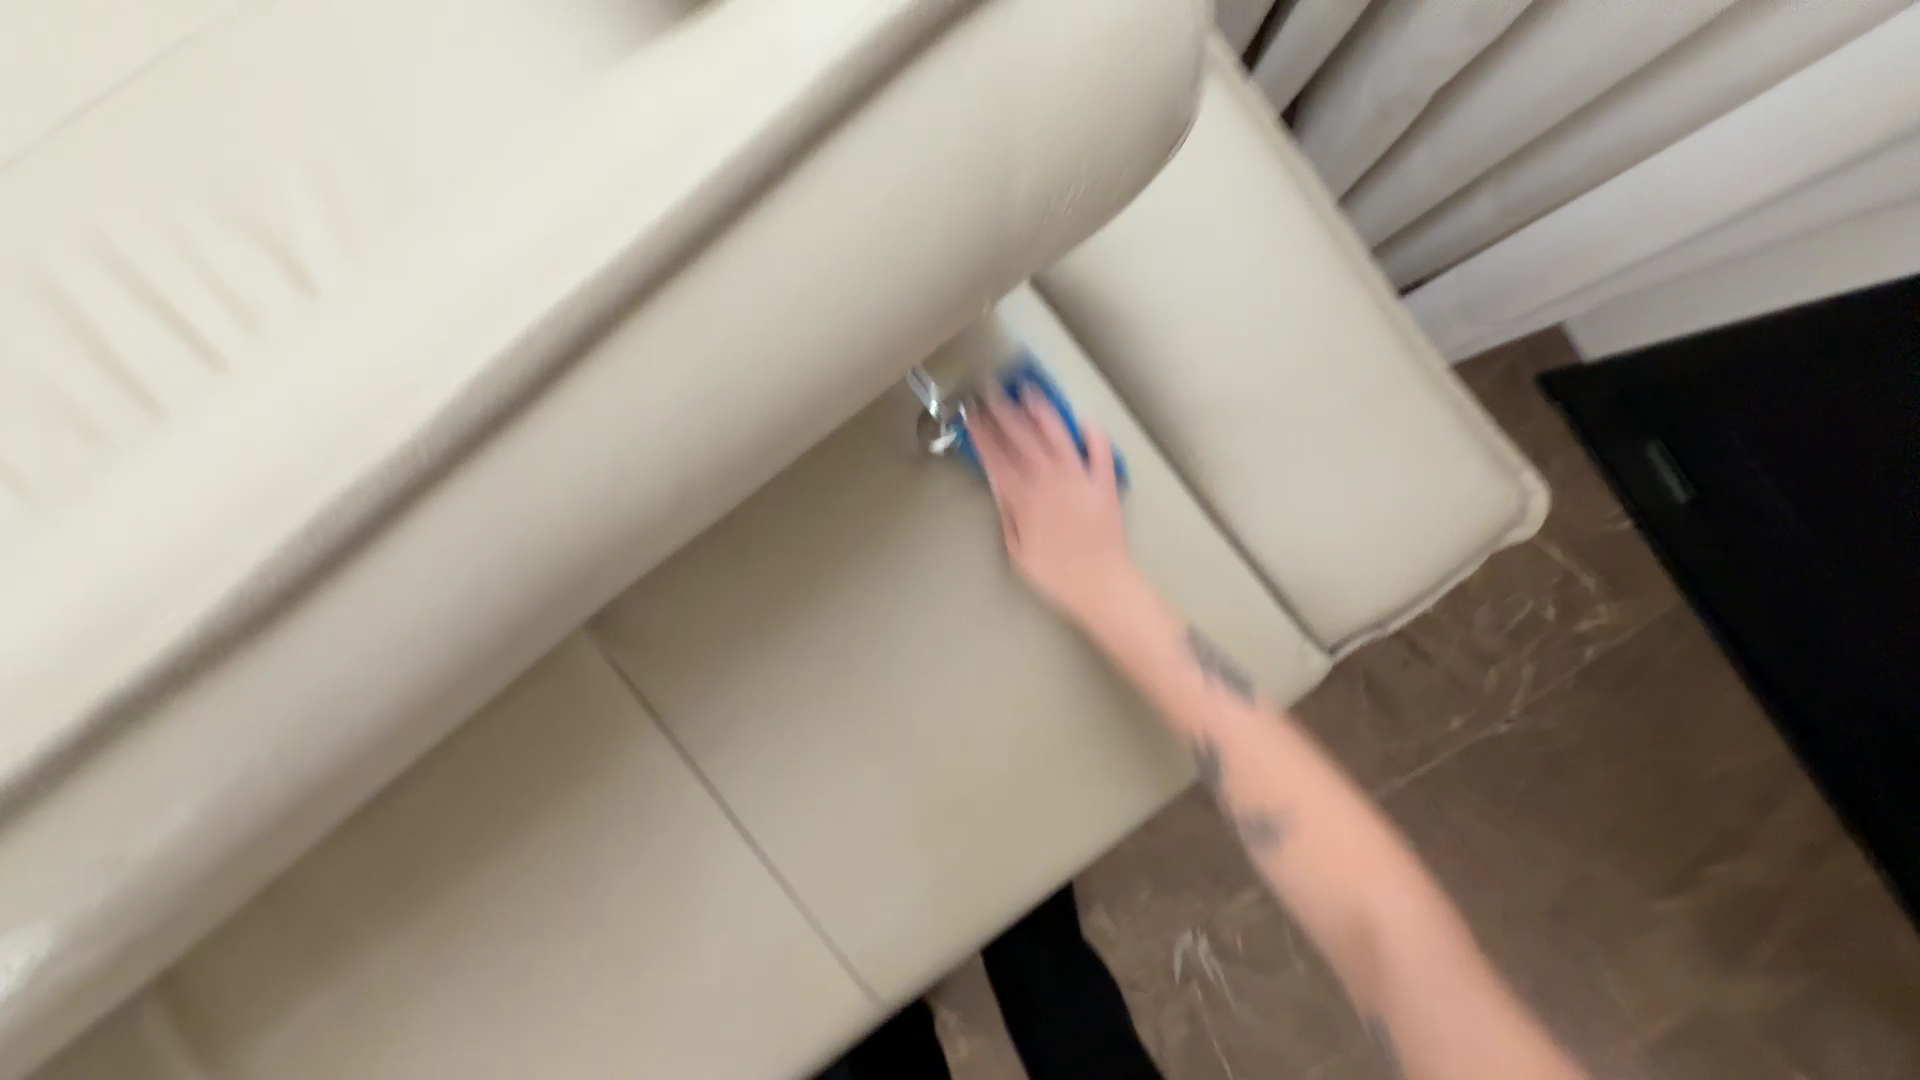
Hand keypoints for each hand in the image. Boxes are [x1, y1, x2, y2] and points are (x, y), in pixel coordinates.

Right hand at [970, 389, 1143, 626]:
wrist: (1100, 583)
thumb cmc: (1054, 574)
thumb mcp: (1017, 551)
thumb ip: (1007, 514)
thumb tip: (996, 485)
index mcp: (1025, 498)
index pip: (997, 458)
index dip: (982, 434)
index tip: (971, 414)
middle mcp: (1050, 480)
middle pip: (1023, 439)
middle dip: (1005, 413)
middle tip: (991, 392)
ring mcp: (1079, 478)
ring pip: (1058, 436)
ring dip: (1042, 412)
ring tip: (1030, 392)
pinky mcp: (1104, 482)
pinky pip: (1100, 451)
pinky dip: (1093, 433)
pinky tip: (1084, 419)